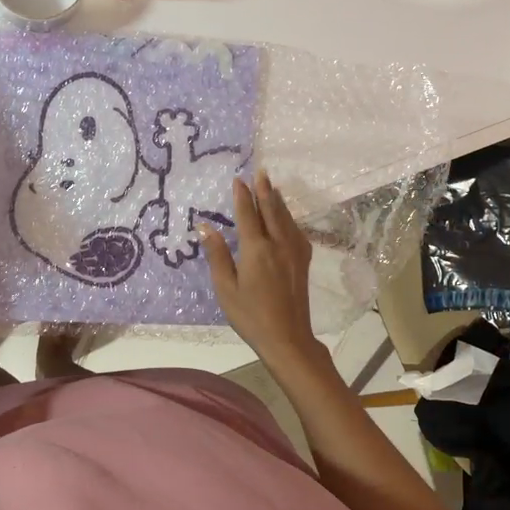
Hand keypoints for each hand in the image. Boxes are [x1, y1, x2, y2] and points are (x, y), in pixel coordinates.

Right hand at [202, 169, 322, 373]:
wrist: (287, 337)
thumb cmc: (250, 315)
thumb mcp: (226, 288)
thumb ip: (217, 255)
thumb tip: (206, 227)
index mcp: (256, 250)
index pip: (248, 215)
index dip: (242, 196)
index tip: (238, 180)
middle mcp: (278, 245)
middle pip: (272, 210)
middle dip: (265, 190)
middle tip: (261, 172)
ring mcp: (294, 253)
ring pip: (286, 219)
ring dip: (278, 201)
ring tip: (272, 187)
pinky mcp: (303, 262)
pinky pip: (296, 231)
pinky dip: (289, 218)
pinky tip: (287, 218)